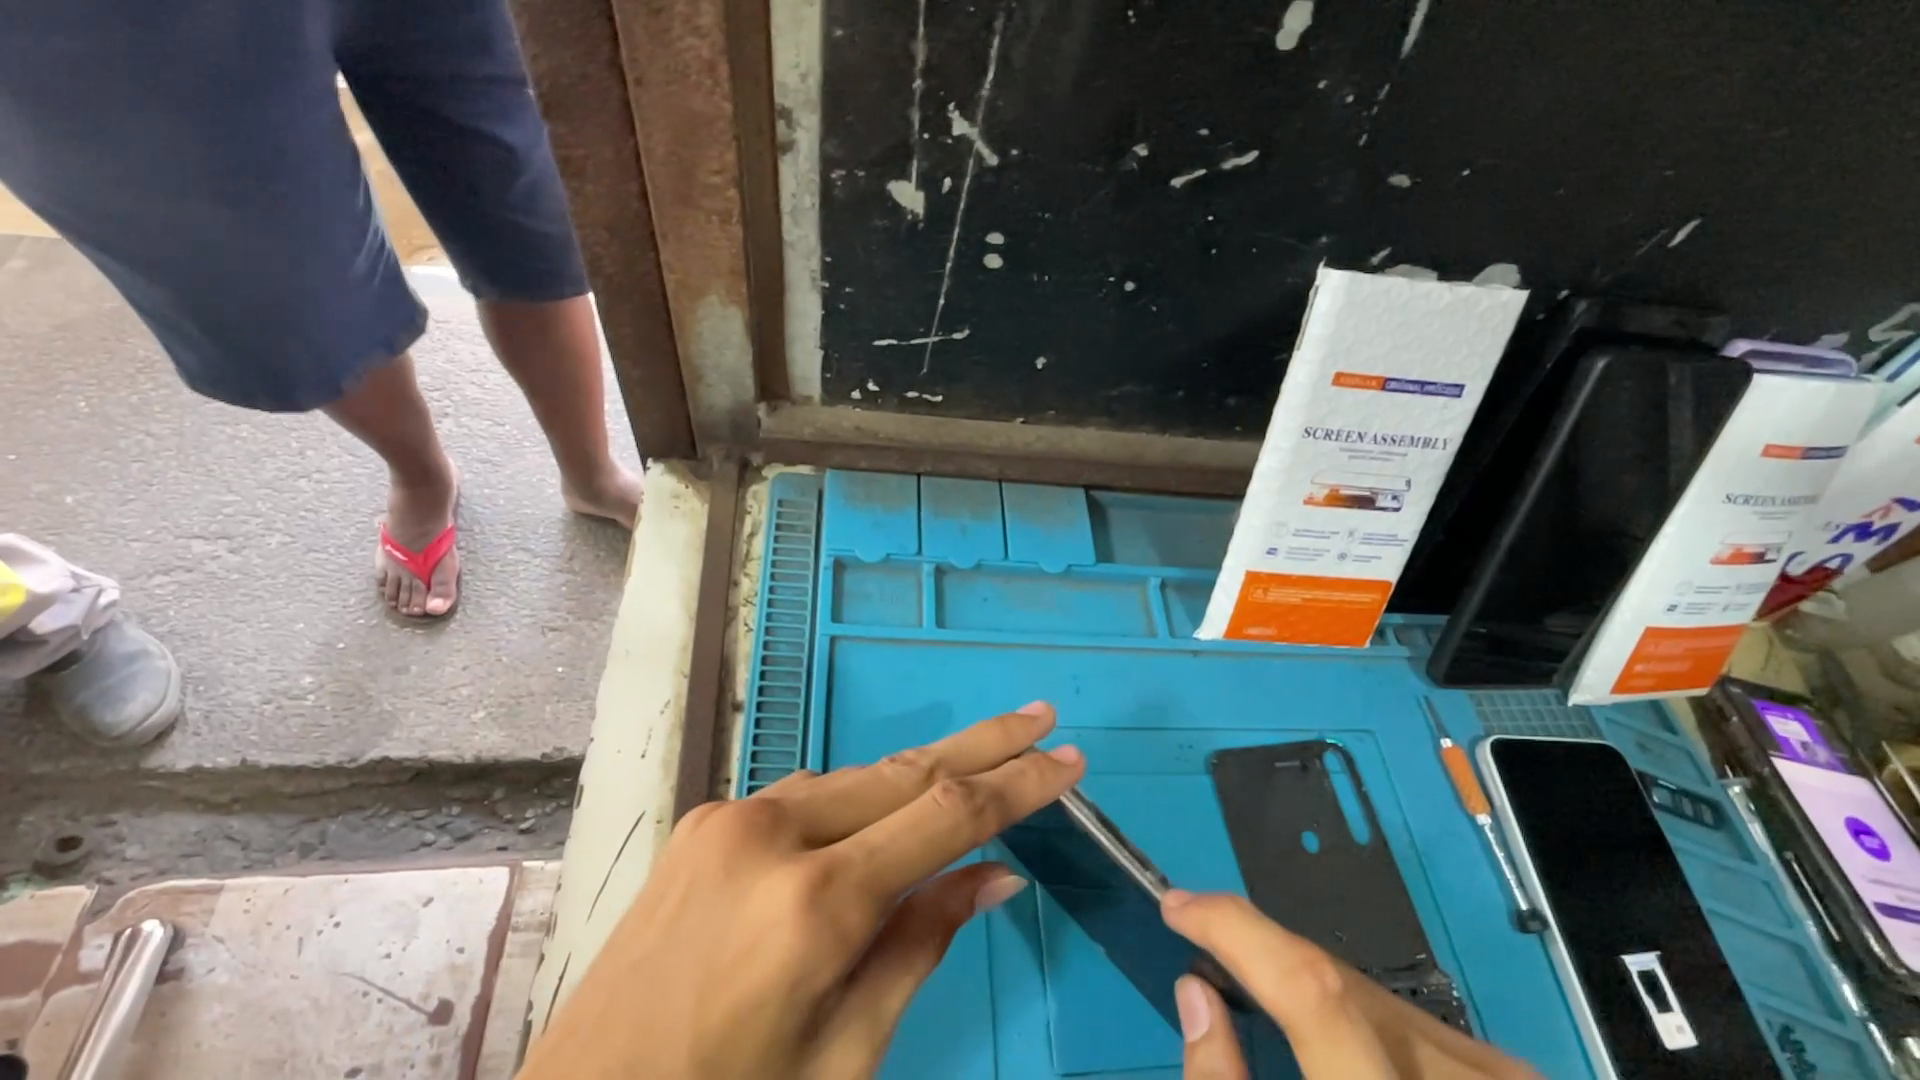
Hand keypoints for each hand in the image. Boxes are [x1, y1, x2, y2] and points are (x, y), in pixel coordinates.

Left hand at [519, 702, 1083, 1078]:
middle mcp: (772, 835)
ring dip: (921, 770)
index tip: (1067, 758)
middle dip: (982, 745)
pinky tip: (889, 805)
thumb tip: (994, 877)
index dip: (1016, 785)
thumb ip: (919, 947)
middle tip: (1040, 717)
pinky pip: (804, 797)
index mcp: (815, 902)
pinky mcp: (702, 825)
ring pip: (853, 779)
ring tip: (983, 759)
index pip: (946, 818)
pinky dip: (860, 797)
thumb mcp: (844, 1054)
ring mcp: (729, 821)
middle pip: (904, 772)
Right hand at [1164, 891, 1539, 1078]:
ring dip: (1302, 979)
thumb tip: (1195, 991)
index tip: (1178, 906)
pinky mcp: (1512, 1077)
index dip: (1241, 933)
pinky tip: (1323, 1023)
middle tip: (1198, 933)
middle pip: (1341, 985)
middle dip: (1258, 950)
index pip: (1317, 993)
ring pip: (1373, 995)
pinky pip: (1409, 1021)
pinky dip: (1351, 1008)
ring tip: (1251, 977)